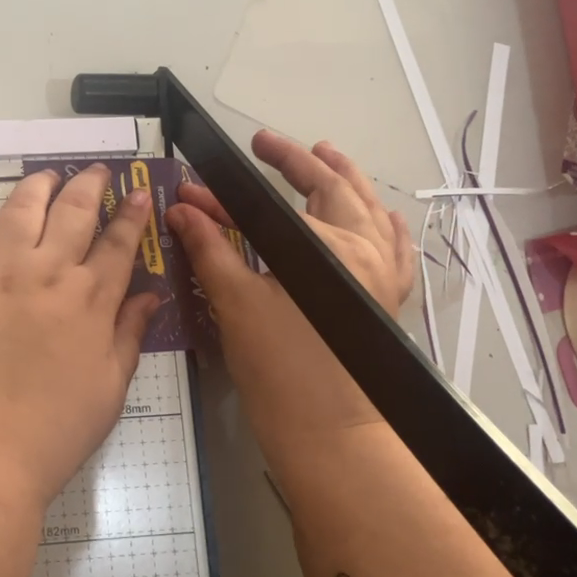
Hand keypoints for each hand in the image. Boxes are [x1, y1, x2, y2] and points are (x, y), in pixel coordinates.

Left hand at [0, 165, 161, 509]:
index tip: (139, 191)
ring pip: (20, 209)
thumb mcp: (111, 387)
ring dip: (36, 186)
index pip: (120, 243)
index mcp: (92, 299)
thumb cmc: (56, 428)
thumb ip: (129, 335)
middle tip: (95, 170)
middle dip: (88, 184)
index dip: (132, 214)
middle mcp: (48, 273)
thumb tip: (152, 296)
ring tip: (45, 176)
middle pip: (73, 212)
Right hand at [166, 132, 413, 442]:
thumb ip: (209, 248)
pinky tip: (381, 215)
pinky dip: (384, 225)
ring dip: (346, 181)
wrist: (330, 431)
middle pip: (333, 190)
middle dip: (301, 162)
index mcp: (328, 245)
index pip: (269, 203)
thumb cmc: (280, 366)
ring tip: (326, 156)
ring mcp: (382, 274)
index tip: (192, 189)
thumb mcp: (235, 302)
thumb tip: (181, 209)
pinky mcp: (387, 300)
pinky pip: (395, 249)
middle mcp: (364, 249)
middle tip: (270, 144)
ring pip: (369, 212)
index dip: (225, 195)